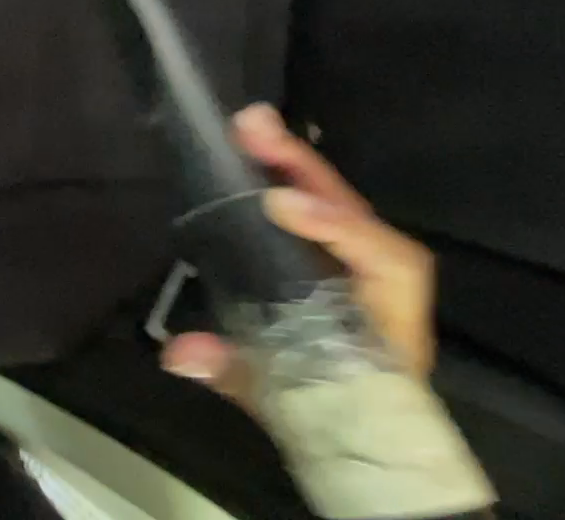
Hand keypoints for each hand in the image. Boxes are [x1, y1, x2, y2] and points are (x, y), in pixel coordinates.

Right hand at [160, 104, 435, 406]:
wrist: (360, 437)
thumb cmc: (334, 417)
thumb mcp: (282, 403)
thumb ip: (234, 374)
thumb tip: (177, 352)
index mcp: (386, 322)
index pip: (387, 263)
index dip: (339, 226)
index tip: (280, 204)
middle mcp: (378, 284)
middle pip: (353, 213)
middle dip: (303, 168)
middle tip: (251, 126)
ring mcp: (354, 267)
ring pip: (334, 203)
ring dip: (289, 163)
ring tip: (246, 126)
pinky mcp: (326, 260)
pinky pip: (314, 211)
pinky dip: (283, 180)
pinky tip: (247, 156)